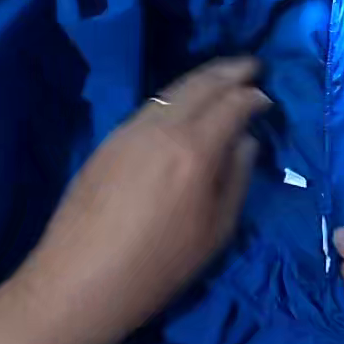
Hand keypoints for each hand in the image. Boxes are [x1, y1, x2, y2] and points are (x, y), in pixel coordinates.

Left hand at [20, 57, 269, 340]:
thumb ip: (236, 178)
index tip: (266, 96)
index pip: (231, 105)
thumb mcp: (214, 232)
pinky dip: (176, 95)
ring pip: (173, 90)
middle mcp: (163, 127)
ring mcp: (132, 128)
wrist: (78, 279)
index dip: (252, 97)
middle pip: (202, 84)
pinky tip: (183, 102)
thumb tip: (246, 140)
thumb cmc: (157, 267)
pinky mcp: (110, 137)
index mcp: (194, 150)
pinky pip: (152, 105)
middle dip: (230, 70)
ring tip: (222, 74)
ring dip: (202, 77)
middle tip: (252, 64)